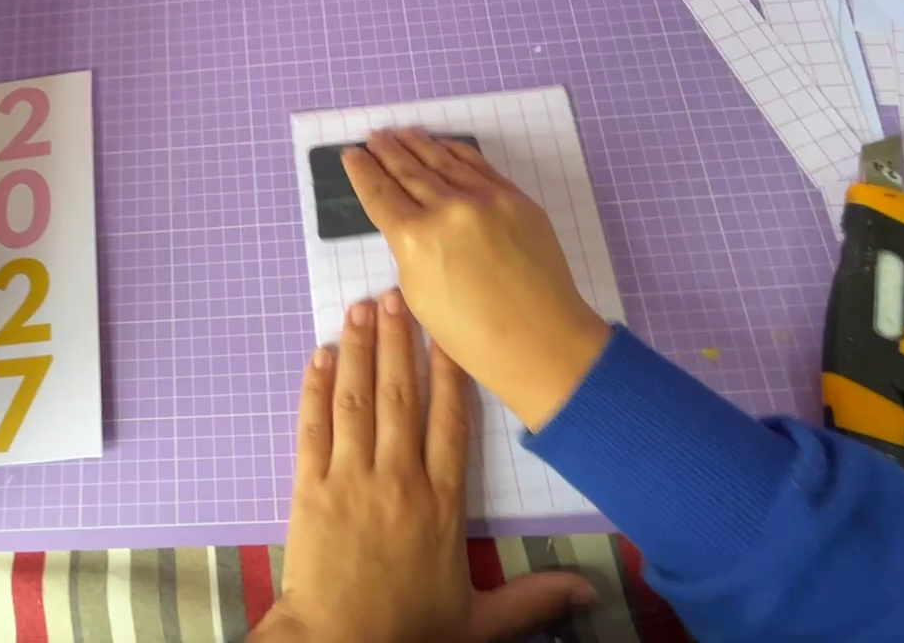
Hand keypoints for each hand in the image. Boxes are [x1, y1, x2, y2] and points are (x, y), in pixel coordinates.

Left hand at [251, 292, 595, 642]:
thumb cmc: (411, 631)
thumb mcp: (480, 620)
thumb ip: (534, 599)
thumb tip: (593, 591)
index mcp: (442, 503)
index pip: (452, 421)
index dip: (451, 372)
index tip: (447, 330)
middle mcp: (398, 478)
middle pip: (400, 394)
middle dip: (398, 340)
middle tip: (395, 293)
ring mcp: (350, 477)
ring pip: (356, 399)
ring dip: (358, 349)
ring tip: (360, 307)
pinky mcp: (310, 484)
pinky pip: (313, 426)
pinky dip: (315, 388)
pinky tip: (320, 355)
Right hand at [343, 128, 612, 430]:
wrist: (542, 340)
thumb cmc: (471, 333)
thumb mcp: (417, 292)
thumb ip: (407, 248)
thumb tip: (408, 218)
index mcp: (414, 239)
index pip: (379, 193)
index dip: (361, 171)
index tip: (350, 155)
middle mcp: (446, 209)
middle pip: (406, 170)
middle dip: (385, 151)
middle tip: (372, 137)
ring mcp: (484, 199)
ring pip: (440, 160)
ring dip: (415, 144)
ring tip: (398, 133)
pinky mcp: (513, 197)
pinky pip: (476, 164)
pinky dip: (453, 150)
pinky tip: (440, 144)